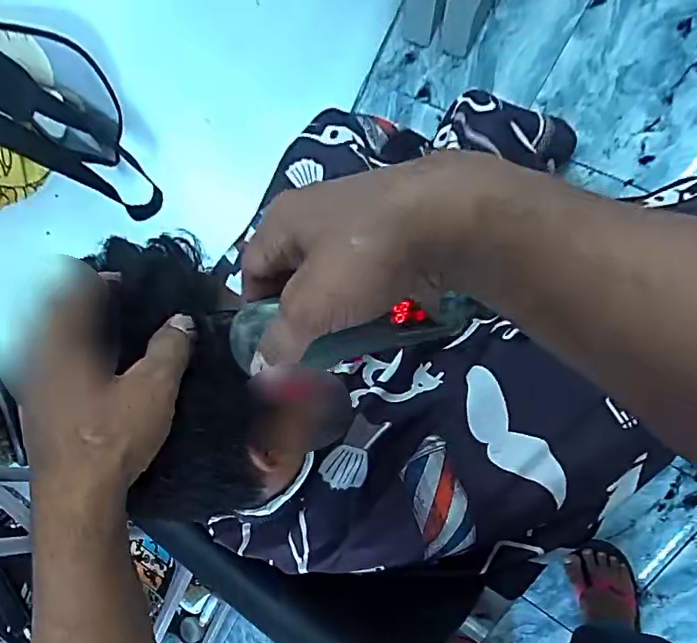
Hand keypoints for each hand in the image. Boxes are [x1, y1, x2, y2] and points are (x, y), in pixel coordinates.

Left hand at [16, 259, 190, 518]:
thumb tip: (182, 321)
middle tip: (130, 320)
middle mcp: (33, 347)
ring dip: (81, 332)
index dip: (106, 279)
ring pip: (50, 335)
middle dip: (93, 304)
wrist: (76, 495)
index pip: (70, 277)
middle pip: (55, 303)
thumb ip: (169, 349)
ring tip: (120, 349)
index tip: (138, 296)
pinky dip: (72, 358)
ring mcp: (28, 377)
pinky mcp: (33, 403)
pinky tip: (102, 381)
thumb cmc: (111, 437)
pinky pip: (48, 362)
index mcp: (58, 333)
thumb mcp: (153, 390)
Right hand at [241, 151, 521, 366]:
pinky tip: (380, 325)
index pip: (250, 271)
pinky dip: (369, 305)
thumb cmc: (362, 258)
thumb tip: (262, 373)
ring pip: (334, 282)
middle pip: (294, 279)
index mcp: (282, 220)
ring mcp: (359, 225)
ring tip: (348, 344)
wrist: (445, 221)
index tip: (273, 349)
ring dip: (337, 317)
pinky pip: (370, 280)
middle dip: (301, 319)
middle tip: (312, 353)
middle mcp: (315, 216)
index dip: (256, 312)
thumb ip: (282, 342)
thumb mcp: (310, 308)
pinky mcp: (395, 238)